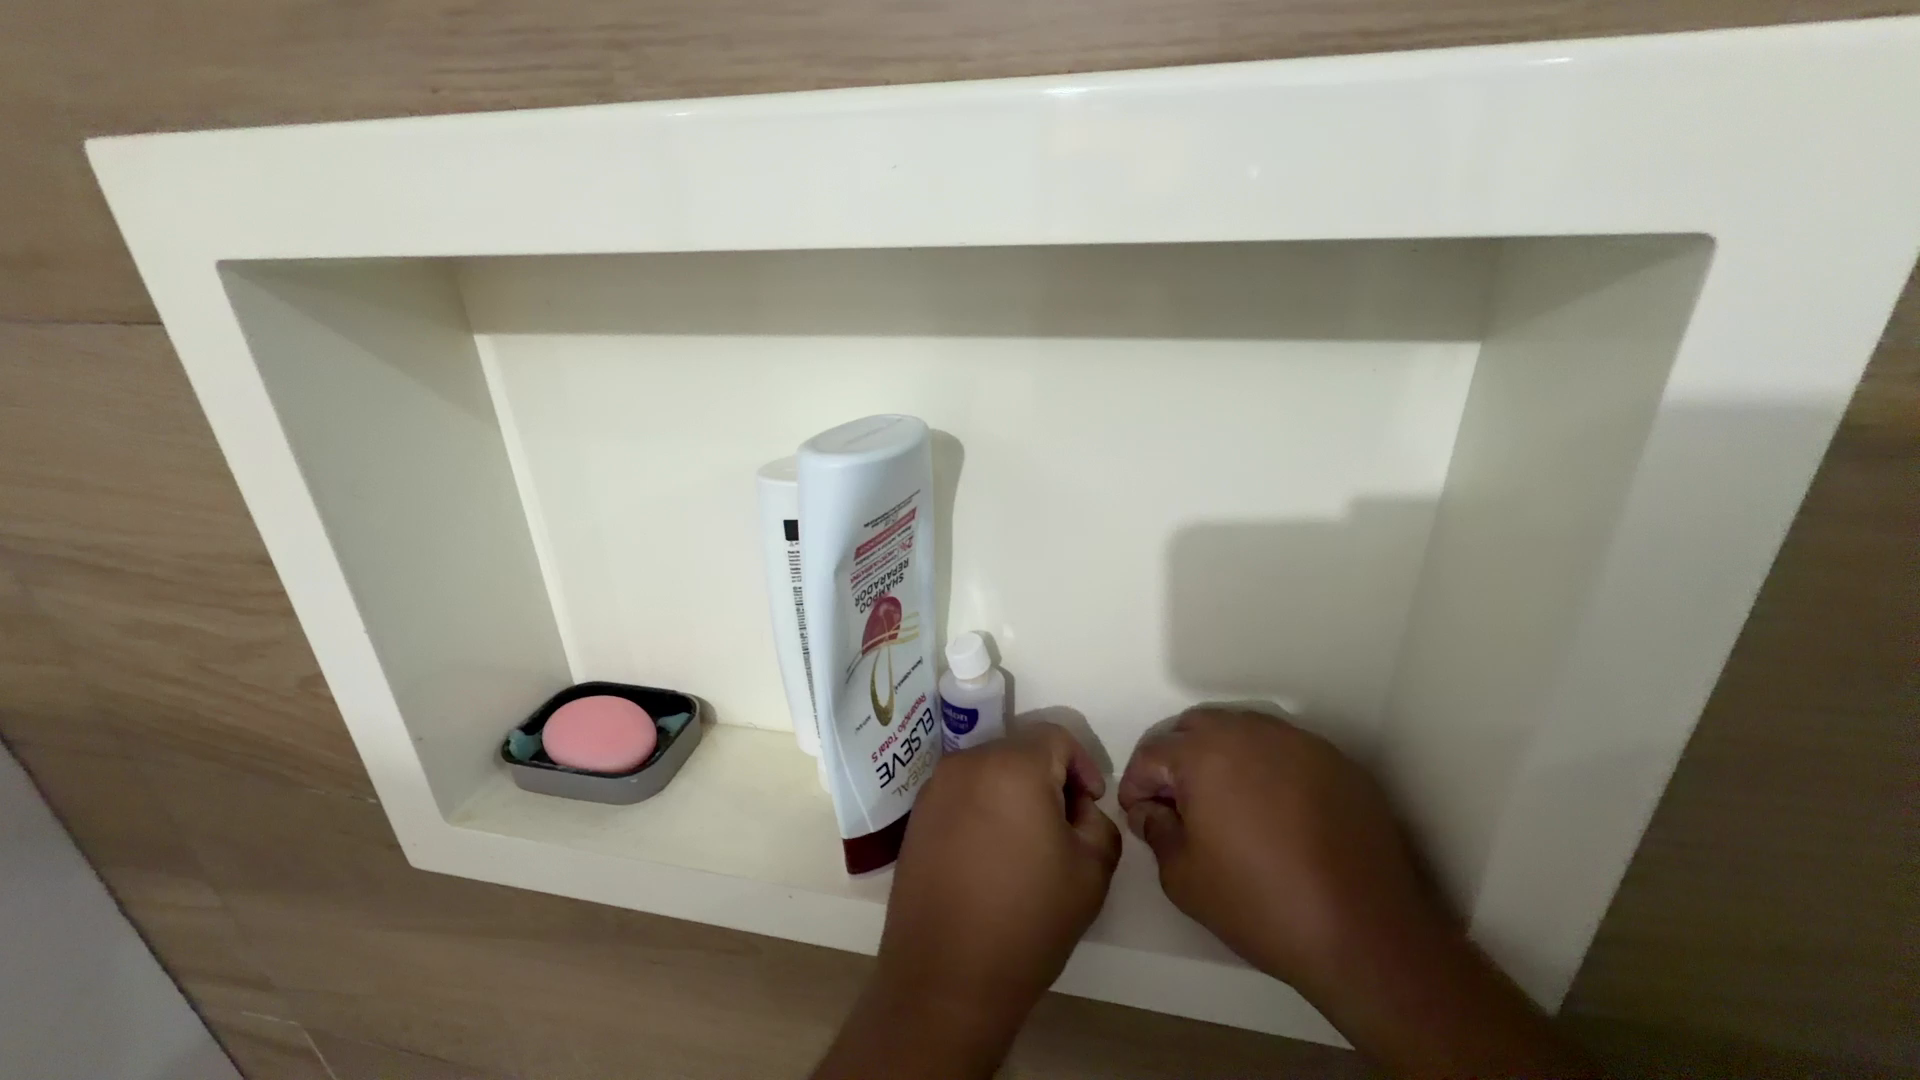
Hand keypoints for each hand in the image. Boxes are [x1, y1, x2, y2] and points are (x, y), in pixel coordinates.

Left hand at [813, 723, 1120, 1079]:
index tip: (1091, 805)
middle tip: (1065, 827)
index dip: (1083, 765)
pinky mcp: (915, 820)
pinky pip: (962, 796)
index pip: (1055, 737)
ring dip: (1014, 795)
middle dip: (1049, 780)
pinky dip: (984, 811)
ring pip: (988, 773)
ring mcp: (934, 791)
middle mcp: (966, 765)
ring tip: (1028, 846)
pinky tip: (992, 858)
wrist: (945, 978)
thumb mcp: (1091, 870)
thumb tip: (1077, 810)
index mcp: (1011, 767)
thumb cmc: (1027, 920)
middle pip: (1019, 751)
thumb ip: (1098, 823)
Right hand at [1119, 707, 1590, 1076]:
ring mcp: (1299, 743)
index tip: (1142, 815)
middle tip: (1180, 806)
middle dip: (1178, 761)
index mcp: (1205, 754)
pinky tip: (1275, 814)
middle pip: (1196, 728)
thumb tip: (1152, 810)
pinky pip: (1285, 751)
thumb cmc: (1261, 904)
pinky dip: (1267, 770)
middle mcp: (1250, 732)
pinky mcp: (1337, 762)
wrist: (1366, 931)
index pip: (1152, 753)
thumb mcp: (1184, 878)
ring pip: (1243, 732)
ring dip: (1223, 759)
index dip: (1137, 785)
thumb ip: (1157, 830)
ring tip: (1227, 807)